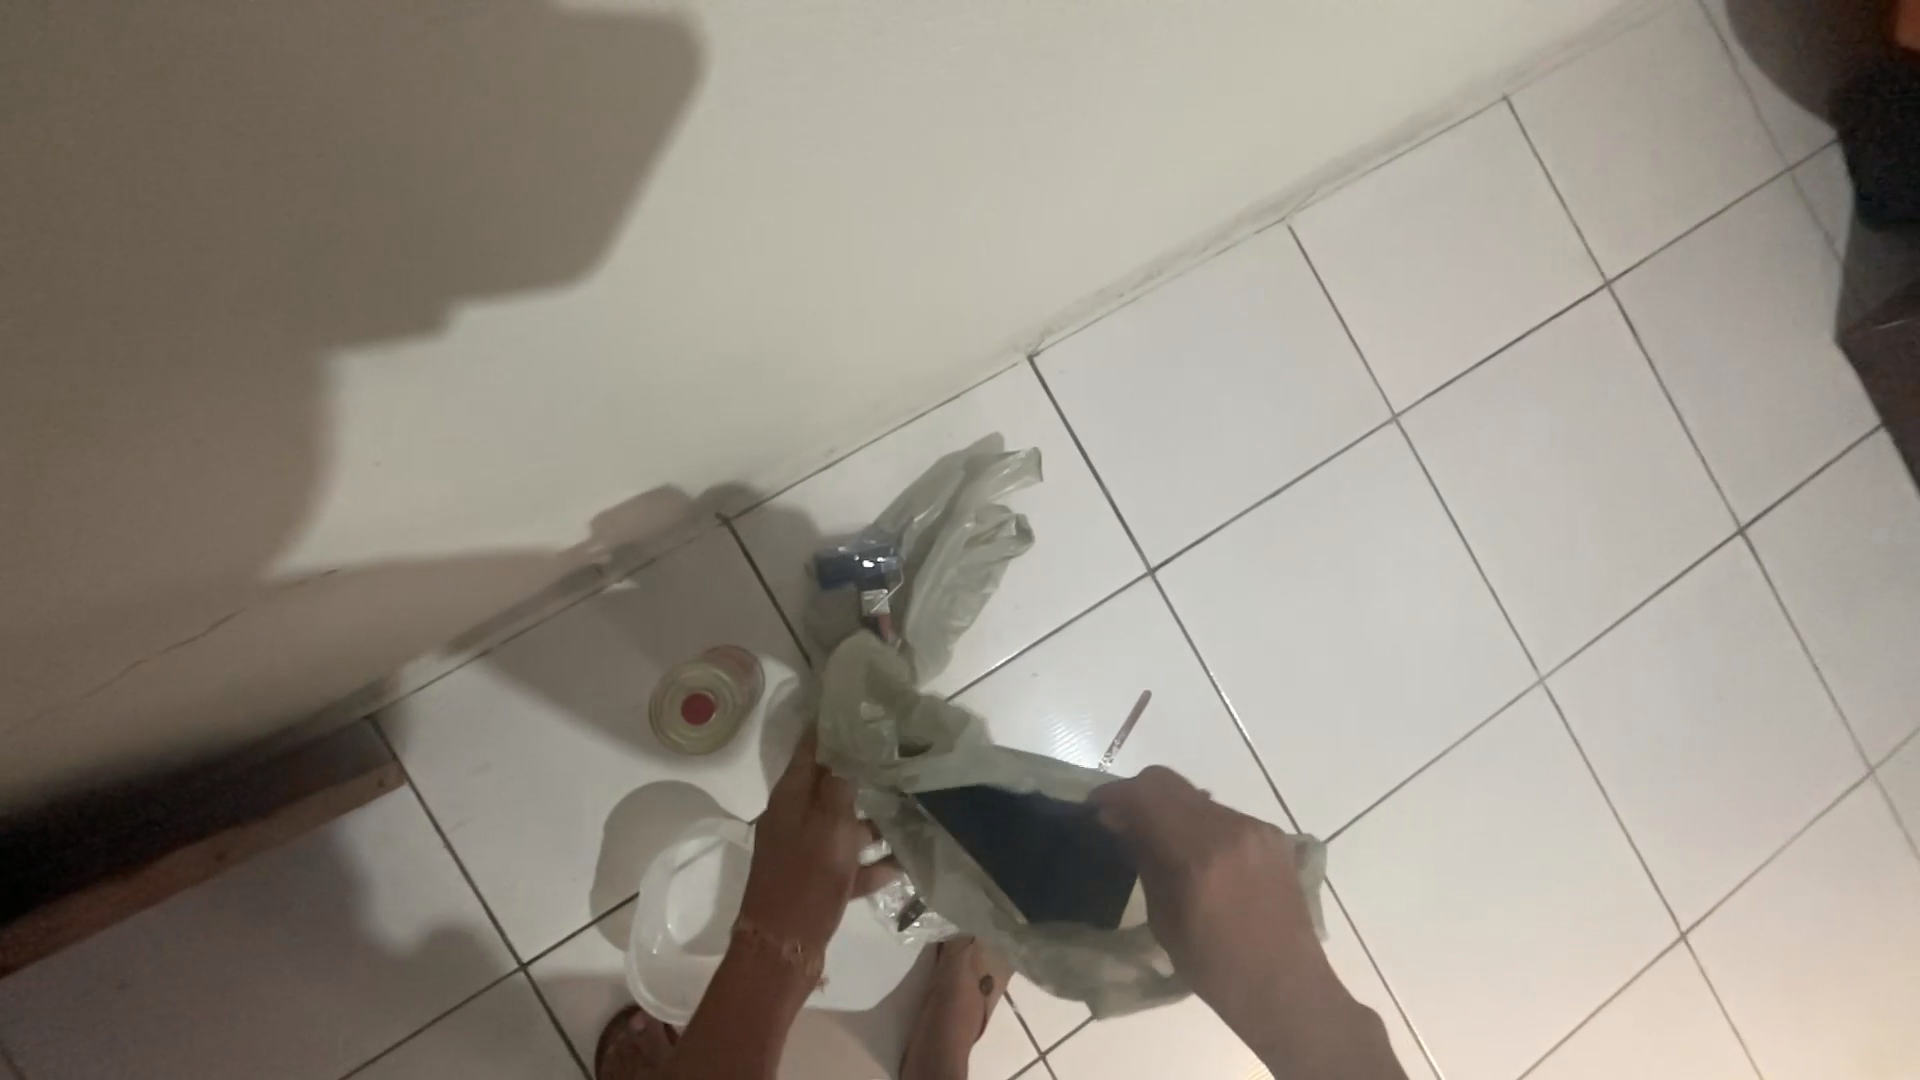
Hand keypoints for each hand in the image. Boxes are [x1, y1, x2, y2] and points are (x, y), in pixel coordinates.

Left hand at [738, 729, 897, 954]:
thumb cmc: (806, 880)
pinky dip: (873, 860)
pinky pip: (850, 861)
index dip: (832, 725)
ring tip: (912, 804)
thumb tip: (848, 741)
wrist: (781, 952)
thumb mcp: (829, 826)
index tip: (861, 705)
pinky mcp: (818, 879)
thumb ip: (840, 784)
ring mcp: (806, 849)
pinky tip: (904, 860)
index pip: (811, 747)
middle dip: (863, 769)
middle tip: (900, 752)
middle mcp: (796, 816)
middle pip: (831, 783)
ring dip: (874, 817)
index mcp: (791, 796)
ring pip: (844, 822)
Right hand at [1089, 766, 1337, 1016]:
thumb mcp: (1164, 918)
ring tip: (1160, 839)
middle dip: (1138, 794)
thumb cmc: (1216, 968)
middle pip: (1167, 782)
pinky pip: (1222, 814)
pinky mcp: (1272, 835)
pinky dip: (1200, 824)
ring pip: (1195, 796)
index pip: (1145, 795)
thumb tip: (1121, 823)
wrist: (1288, 990)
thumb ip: (1144, 860)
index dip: (1114, 794)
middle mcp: (1229, 828)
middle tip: (1121, 820)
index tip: (1095, 808)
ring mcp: (1255, 828)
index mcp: (1198, 854)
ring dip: (1170, 808)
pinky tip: (1199, 855)